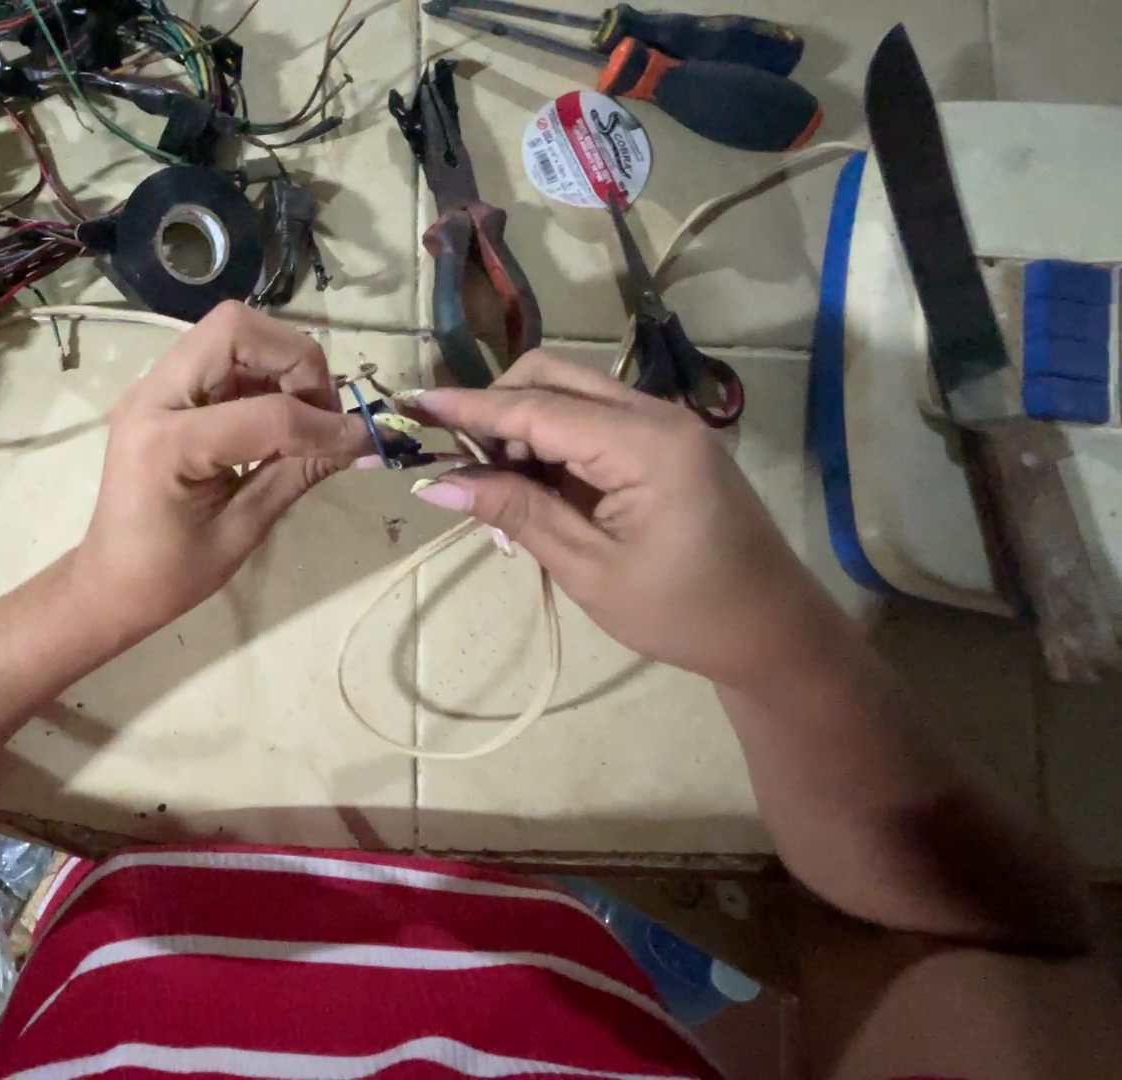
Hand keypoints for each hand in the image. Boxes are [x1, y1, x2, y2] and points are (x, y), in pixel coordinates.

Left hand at [71, 302, 369, 636]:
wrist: (110, 582)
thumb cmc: (169, 574)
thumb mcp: (241, 533)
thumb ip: (297, 476)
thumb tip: (360, 440)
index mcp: (166, 444)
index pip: (264, 411)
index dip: (323, 423)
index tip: (362, 440)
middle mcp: (151, 398)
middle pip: (235, 328)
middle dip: (295, 360)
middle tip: (320, 412)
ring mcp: (150, 390)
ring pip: (228, 333)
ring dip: (278, 363)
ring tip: (302, 416)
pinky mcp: (160, 394)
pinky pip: (218, 358)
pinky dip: (259, 374)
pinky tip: (275, 417)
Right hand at [401, 350, 848, 687]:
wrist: (771, 632)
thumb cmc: (681, 610)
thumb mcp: (586, 567)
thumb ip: (513, 512)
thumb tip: (435, 484)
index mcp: (645, 445)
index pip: (535, 408)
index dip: (468, 408)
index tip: (411, 403)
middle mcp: (655, 415)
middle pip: (551, 377)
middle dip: (493, 408)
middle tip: (458, 462)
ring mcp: (660, 425)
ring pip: (565, 394)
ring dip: (516, 428)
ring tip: (492, 490)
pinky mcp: (658, 444)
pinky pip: (584, 421)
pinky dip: (543, 444)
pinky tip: (528, 489)